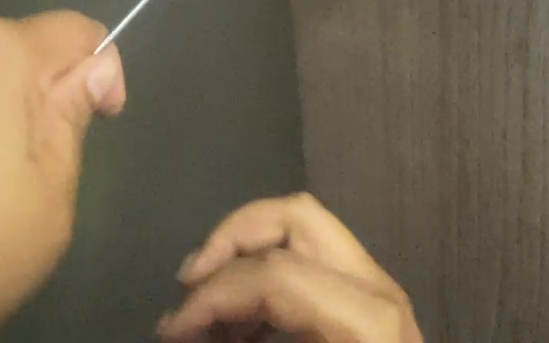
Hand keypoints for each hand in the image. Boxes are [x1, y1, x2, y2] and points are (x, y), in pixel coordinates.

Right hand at [159, 193, 420, 342]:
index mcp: (367, 316)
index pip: (276, 272)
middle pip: (296, 218)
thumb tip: (180, 332)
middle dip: (233, 240)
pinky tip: (238, 330)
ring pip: (303, 232)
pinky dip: (267, 284)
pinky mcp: (368, 304)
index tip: (171, 331)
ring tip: (204, 315)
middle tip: (188, 286)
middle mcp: (376, 286)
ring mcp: (377, 289)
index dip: (215, 293)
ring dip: (246, 260)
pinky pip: (311, 267)